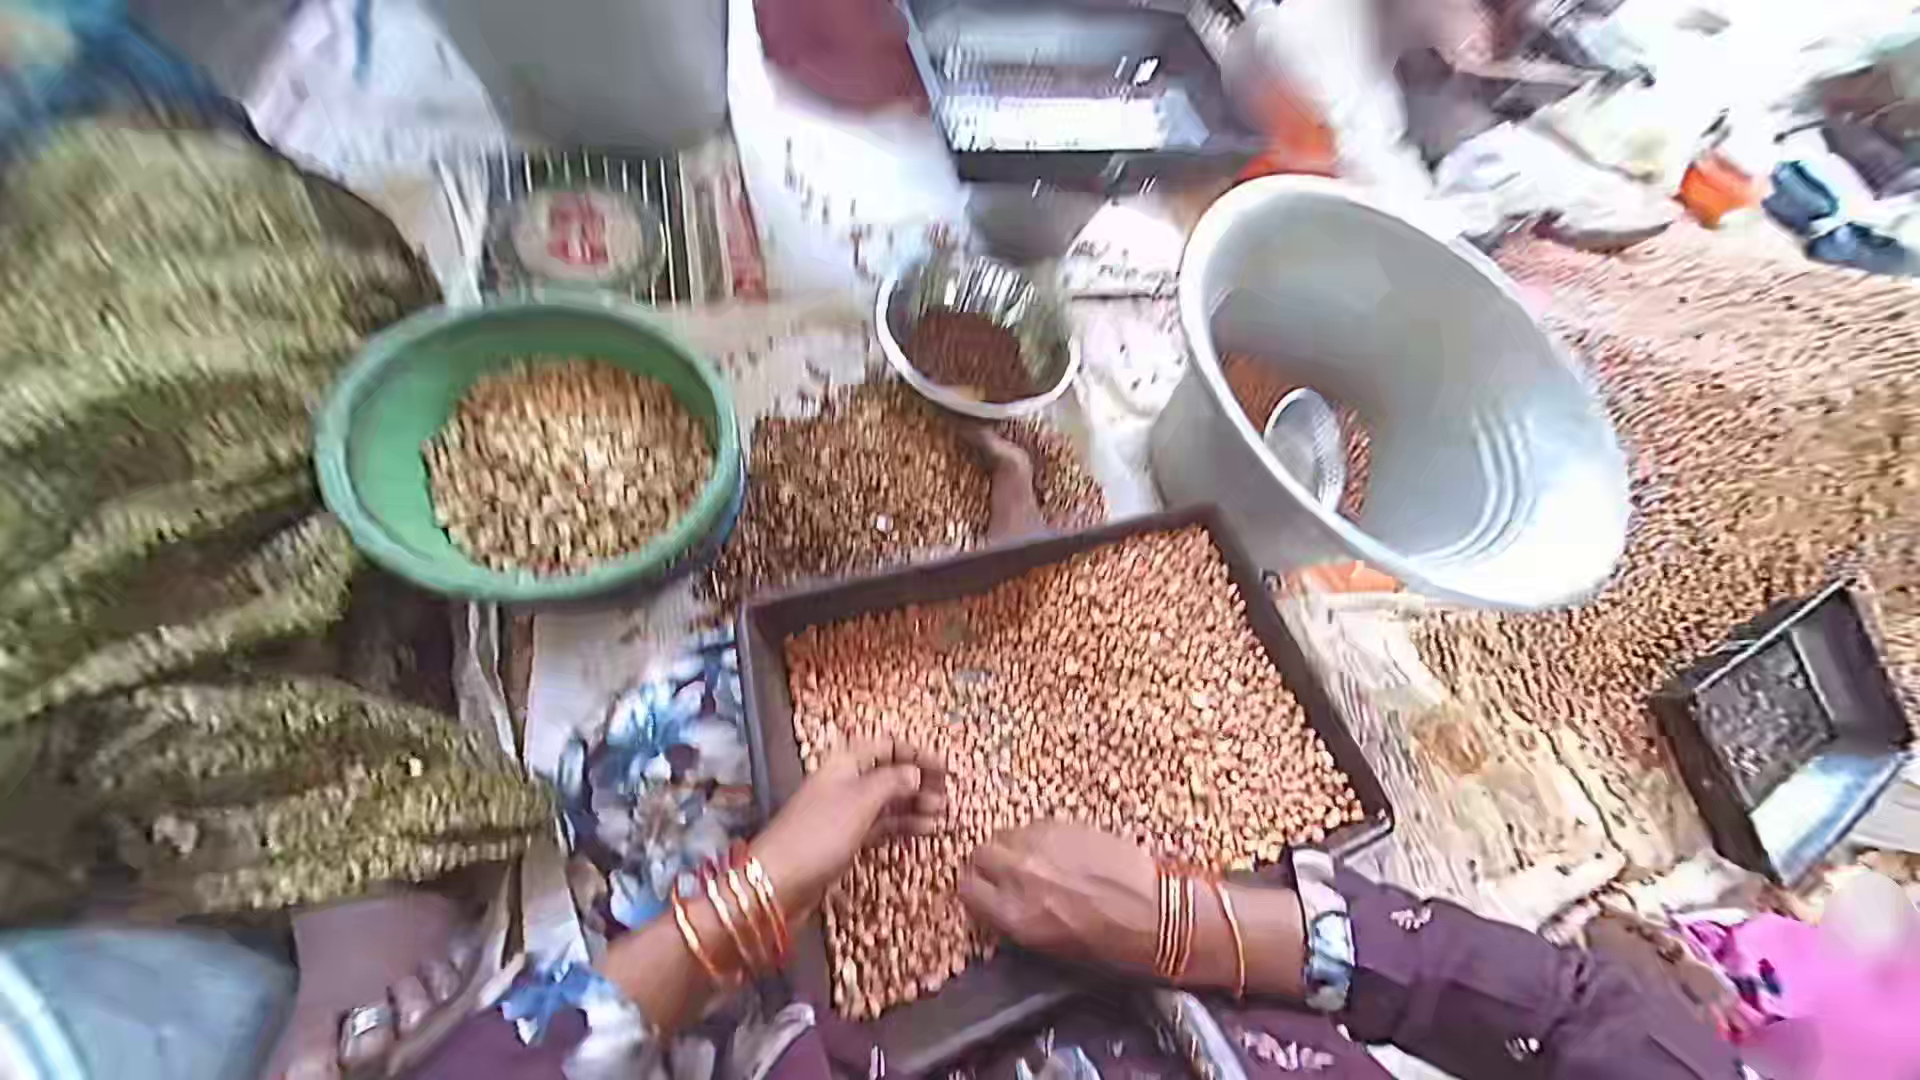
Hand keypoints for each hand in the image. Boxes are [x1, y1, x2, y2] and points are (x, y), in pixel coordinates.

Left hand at [753, 738, 946, 917]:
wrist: (775, 885)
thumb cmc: (819, 834)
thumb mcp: (859, 802)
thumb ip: (892, 782)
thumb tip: (916, 772)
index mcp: (845, 763)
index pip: (887, 746)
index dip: (917, 753)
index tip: (945, 768)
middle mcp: (846, 782)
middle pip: (889, 772)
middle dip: (919, 781)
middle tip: (947, 796)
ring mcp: (845, 812)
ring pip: (888, 801)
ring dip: (915, 805)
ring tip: (941, 816)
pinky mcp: (845, 840)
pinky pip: (881, 825)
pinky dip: (902, 825)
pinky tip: (924, 831)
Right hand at [958, 821, 1159, 973]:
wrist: (1154, 910)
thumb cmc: (1109, 942)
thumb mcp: (1050, 947)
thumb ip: (1014, 918)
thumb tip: (998, 901)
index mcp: (1015, 914)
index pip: (968, 889)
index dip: (973, 888)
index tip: (981, 889)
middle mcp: (1019, 874)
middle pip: (980, 853)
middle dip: (988, 862)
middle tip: (1003, 872)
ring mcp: (1039, 843)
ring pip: (1005, 834)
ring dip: (1011, 846)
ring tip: (1032, 860)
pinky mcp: (1060, 823)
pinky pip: (1033, 825)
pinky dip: (1036, 836)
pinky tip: (1057, 851)